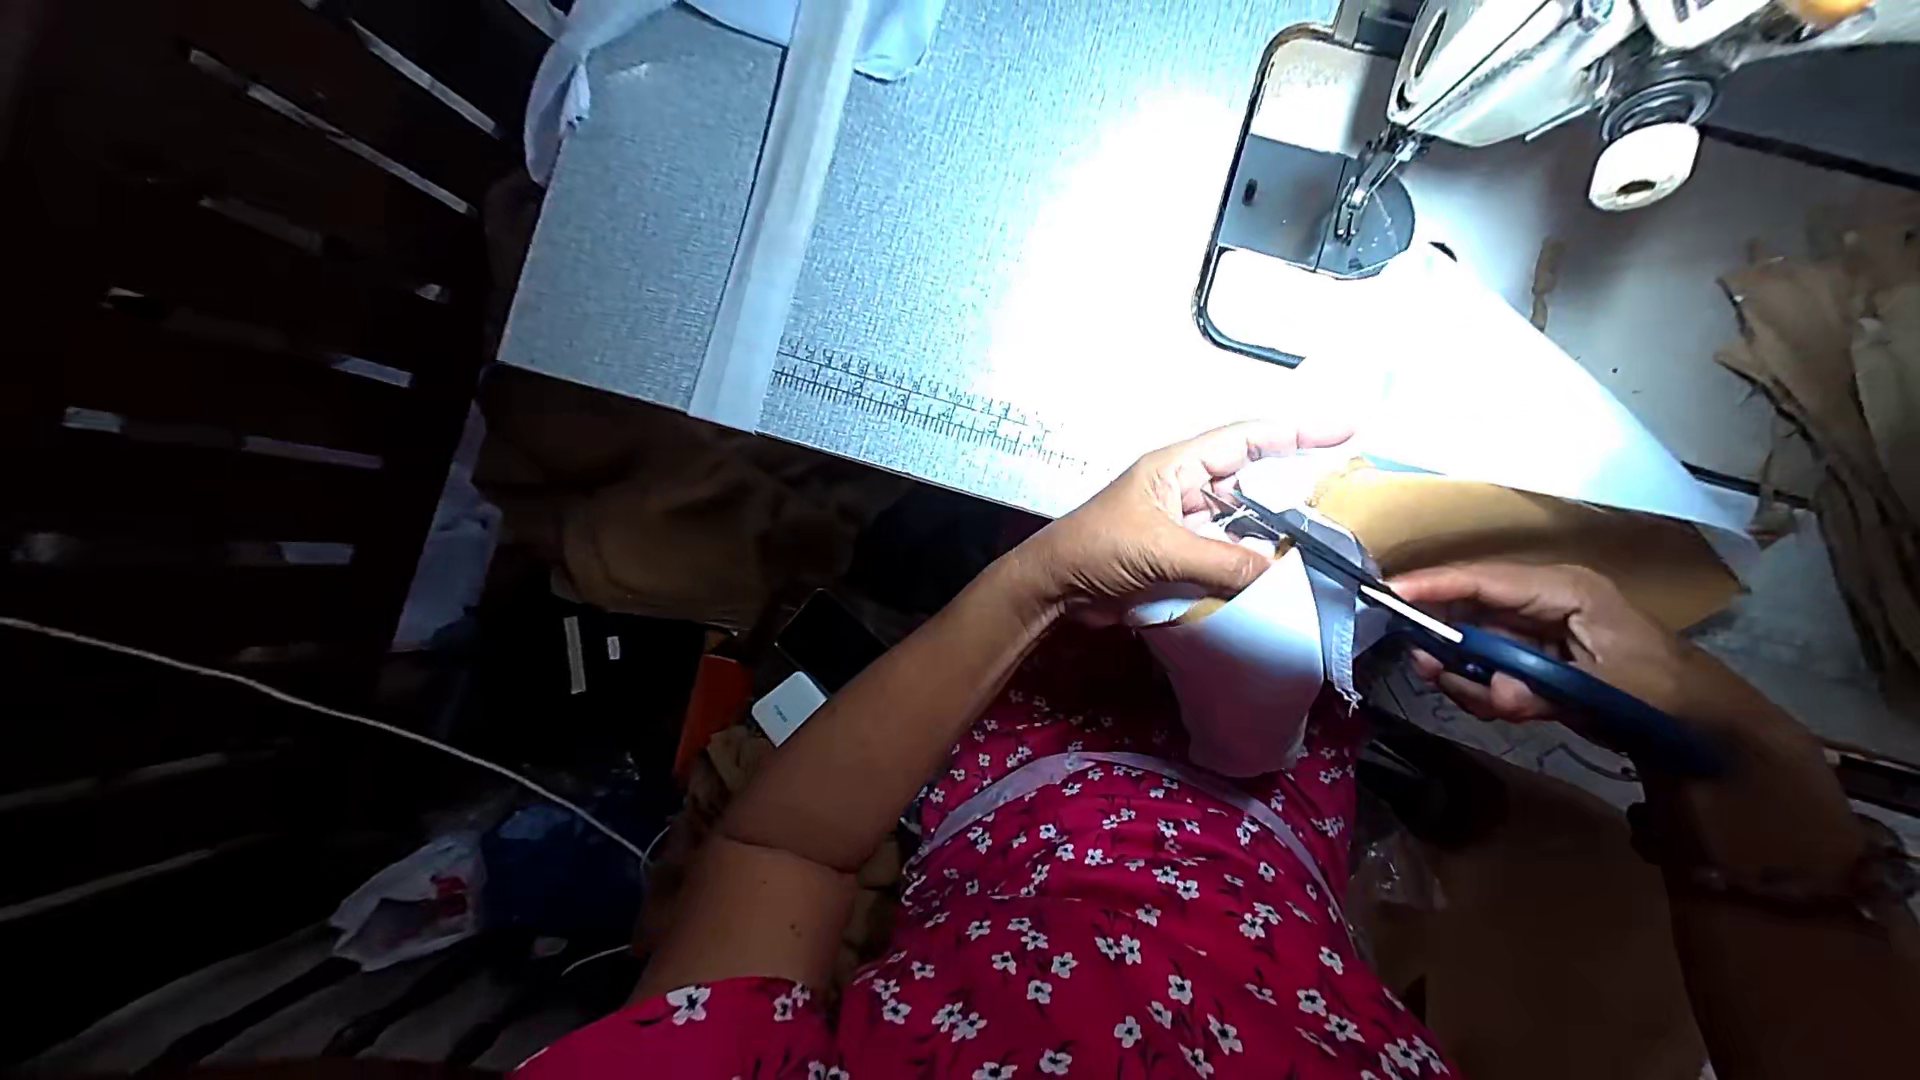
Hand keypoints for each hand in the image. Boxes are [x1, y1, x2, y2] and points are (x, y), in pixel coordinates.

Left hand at [1012, 419, 1351, 625]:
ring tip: (1320, 544)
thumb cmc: (1096, 548)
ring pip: (1240, 523)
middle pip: (1250, 482)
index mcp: (1176, 468)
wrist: (1057, 586)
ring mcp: (1183, 525)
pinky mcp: (1179, 556)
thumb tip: (1274, 572)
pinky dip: (1248, 565)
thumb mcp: (1159, 549)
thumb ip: (1218, 561)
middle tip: (1342, 502)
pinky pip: (1224, 555)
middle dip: (1292, 490)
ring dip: (1271, 535)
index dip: (1294, 434)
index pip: (1244, 440)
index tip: (1342, 432)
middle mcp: (1184, 491)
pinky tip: (1277, 576)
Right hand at [1389, 562, 1743, 729]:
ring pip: (1465, 639)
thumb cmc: (1668, 695)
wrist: (1704, 727)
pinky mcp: (1521, 652)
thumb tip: (1498, 691)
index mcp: (1563, 590)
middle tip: (1427, 668)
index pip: (1482, 579)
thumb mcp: (1617, 693)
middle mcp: (1537, 601)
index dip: (1432, 585)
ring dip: (1462, 673)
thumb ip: (1550, 691)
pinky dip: (1477, 687)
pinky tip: (1498, 704)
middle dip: (1442, 640)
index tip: (1387, 594)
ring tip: (1483, 699)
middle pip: (1464, 607)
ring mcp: (1527, 627)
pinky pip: (1478, 662)